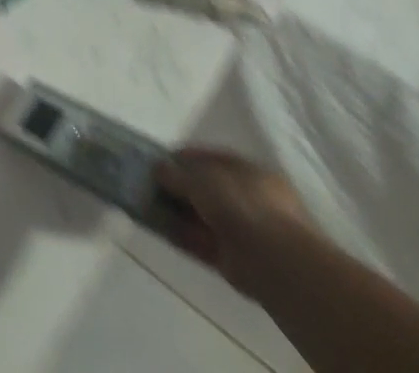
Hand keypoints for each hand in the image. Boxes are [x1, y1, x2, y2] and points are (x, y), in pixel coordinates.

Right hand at [155, 147, 313, 300]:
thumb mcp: (203, 179)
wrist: (274, 261)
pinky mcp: (231, 255)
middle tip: (147, 185)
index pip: (211, 158)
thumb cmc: (243, 206)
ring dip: (175, 212)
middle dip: (177, 187)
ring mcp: (241, 229)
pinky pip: (199, 240)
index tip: (157, 160)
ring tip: (144, 206)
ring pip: (200, 215)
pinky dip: (179, 235)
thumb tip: (157, 167)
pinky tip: (157, 230)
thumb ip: (177, 173)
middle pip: (205, 188)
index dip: (183, 158)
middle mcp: (247, 198)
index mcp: (249, 172)